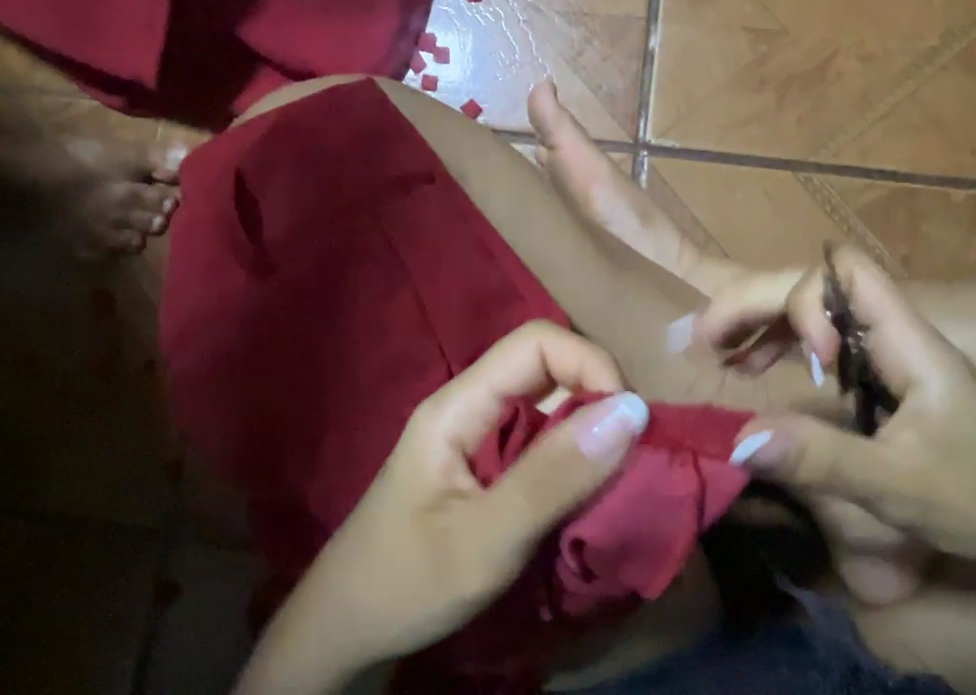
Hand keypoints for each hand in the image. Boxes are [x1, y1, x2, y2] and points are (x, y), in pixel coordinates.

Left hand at [237, 321, 651, 693]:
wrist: (342, 632)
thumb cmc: (405, 583)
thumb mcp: (486, 539)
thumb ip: (554, 476)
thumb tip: (633, 408)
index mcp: (458, 406)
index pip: (536, 342)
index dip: (590, 365)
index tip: (628, 423)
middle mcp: (468, 408)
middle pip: (545, 369)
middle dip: (596, 399)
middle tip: (630, 457)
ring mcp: (473, 439)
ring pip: (546, 407)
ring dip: (588, 434)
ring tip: (616, 479)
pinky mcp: (482, 471)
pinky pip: (538, 444)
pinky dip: (572, 461)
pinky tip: (586, 496)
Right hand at [708, 248, 975, 602]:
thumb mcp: (901, 486)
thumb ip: (820, 459)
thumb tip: (737, 438)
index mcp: (908, 342)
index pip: (847, 271)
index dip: (804, 295)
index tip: (800, 357)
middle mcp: (895, 339)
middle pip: (816, 290)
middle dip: (757, 305)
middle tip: (701, 338)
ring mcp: (891, 363)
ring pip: (817, 318)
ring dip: (766, 327)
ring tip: (720, 354)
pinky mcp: (889, 390)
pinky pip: (826, 353)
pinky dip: (785, 355)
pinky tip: (759, 375)